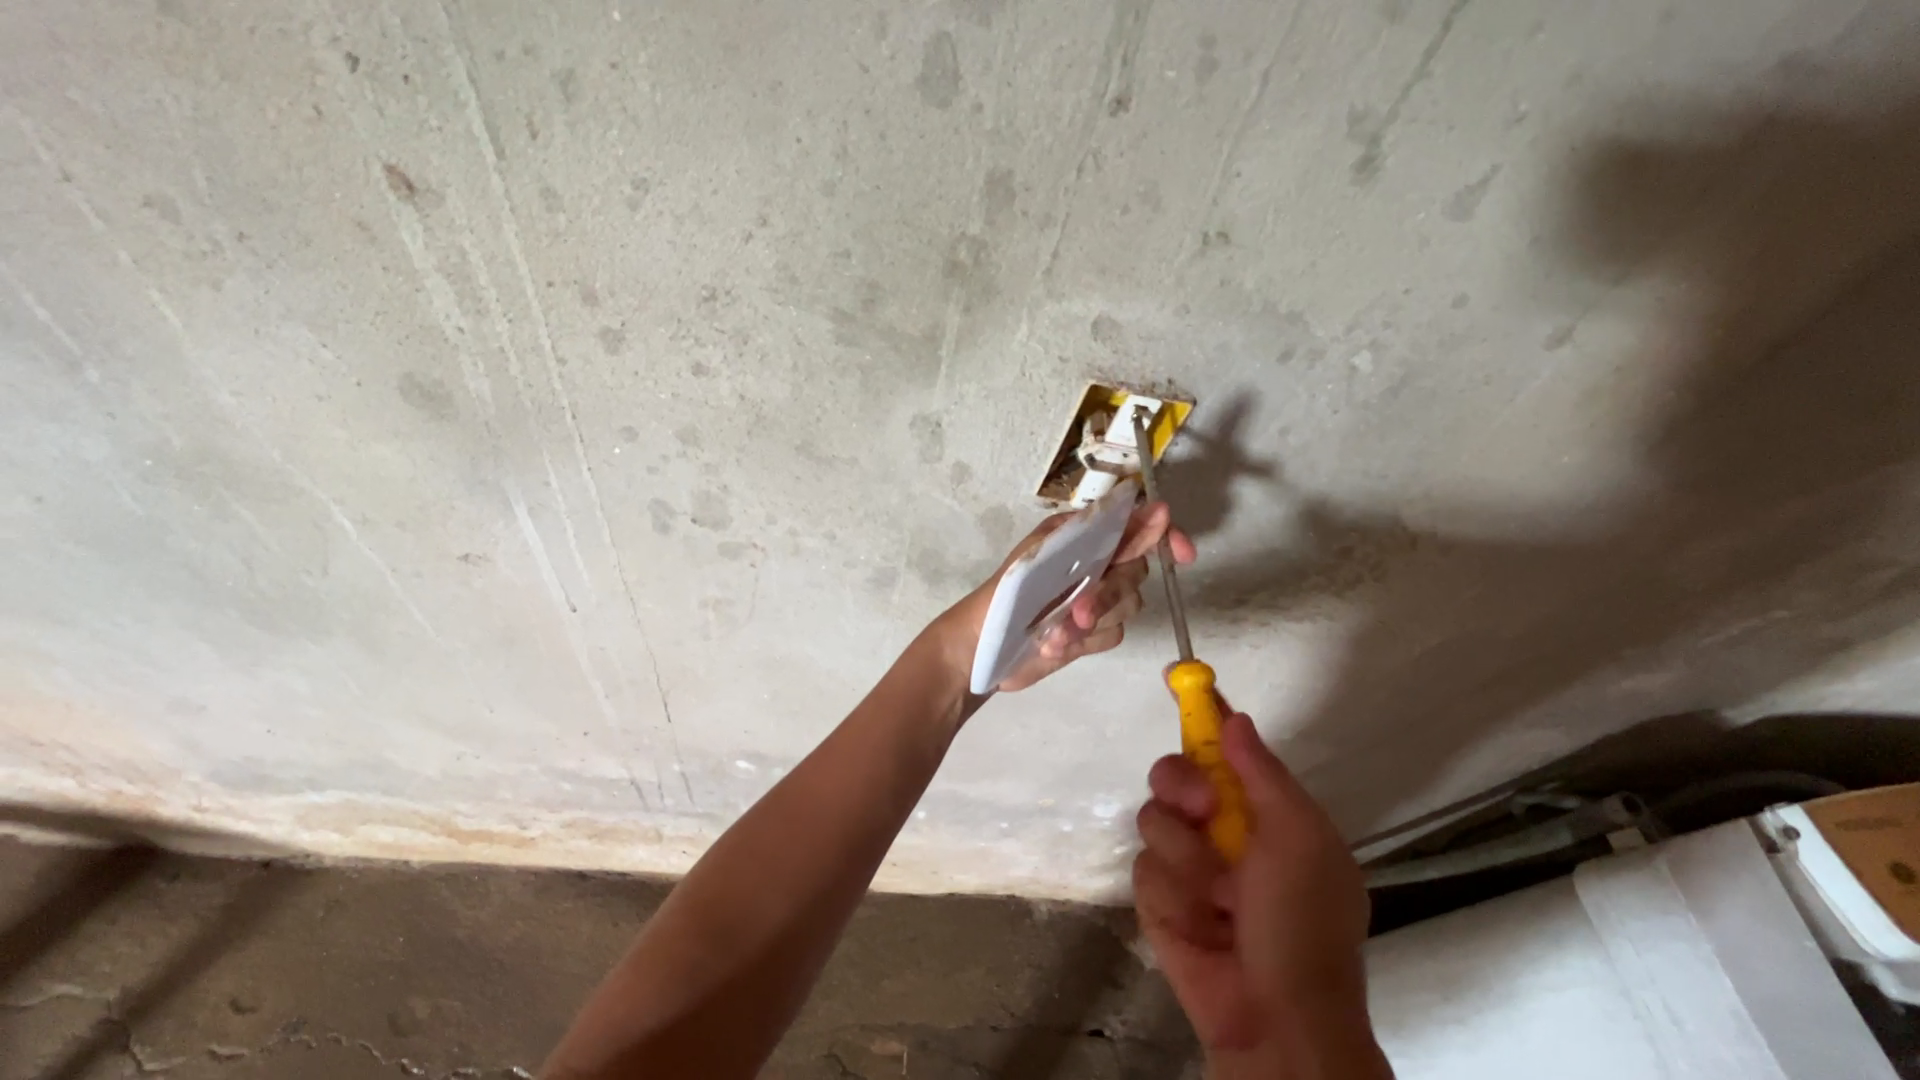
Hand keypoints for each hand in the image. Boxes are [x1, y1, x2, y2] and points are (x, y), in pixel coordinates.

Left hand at [935, 501, 1194, 692]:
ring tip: (1053, 634)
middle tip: (1079, 612)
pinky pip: (1114, 634)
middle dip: (1109, 594)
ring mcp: (1095, 599)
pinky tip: (1056, 644)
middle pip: (1137, 570)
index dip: (1164, 535)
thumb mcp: (1045, 556)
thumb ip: (1098, 534)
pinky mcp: (1092, 633)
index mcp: (1082, 536)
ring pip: (1129, 605)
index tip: (1181, 555)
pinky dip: (1086, 642)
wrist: (980, 649)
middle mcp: (1095, 563)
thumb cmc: (1003, 593)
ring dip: (1091, 623)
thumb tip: (1154, 509)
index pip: (1137, 525)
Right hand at [1133, 713, 1389, 1078]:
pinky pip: (1144, 867)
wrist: (1275, 1016)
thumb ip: (1263, 775)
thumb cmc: (1304, 922)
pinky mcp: (1159, 897)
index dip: (1204, 711)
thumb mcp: (1300, 840)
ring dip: (1187, 856)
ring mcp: (1188, 862)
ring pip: (1154, 817)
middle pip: (1175, 770)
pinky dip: (1172, 894)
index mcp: (1265, 808)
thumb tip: (1235, 717)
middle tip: (1203, 808)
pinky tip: (1201, 921)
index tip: (1179, 676)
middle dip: (1182, 784)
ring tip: (1219, 895)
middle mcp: (1223, 826)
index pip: (1228, 745)